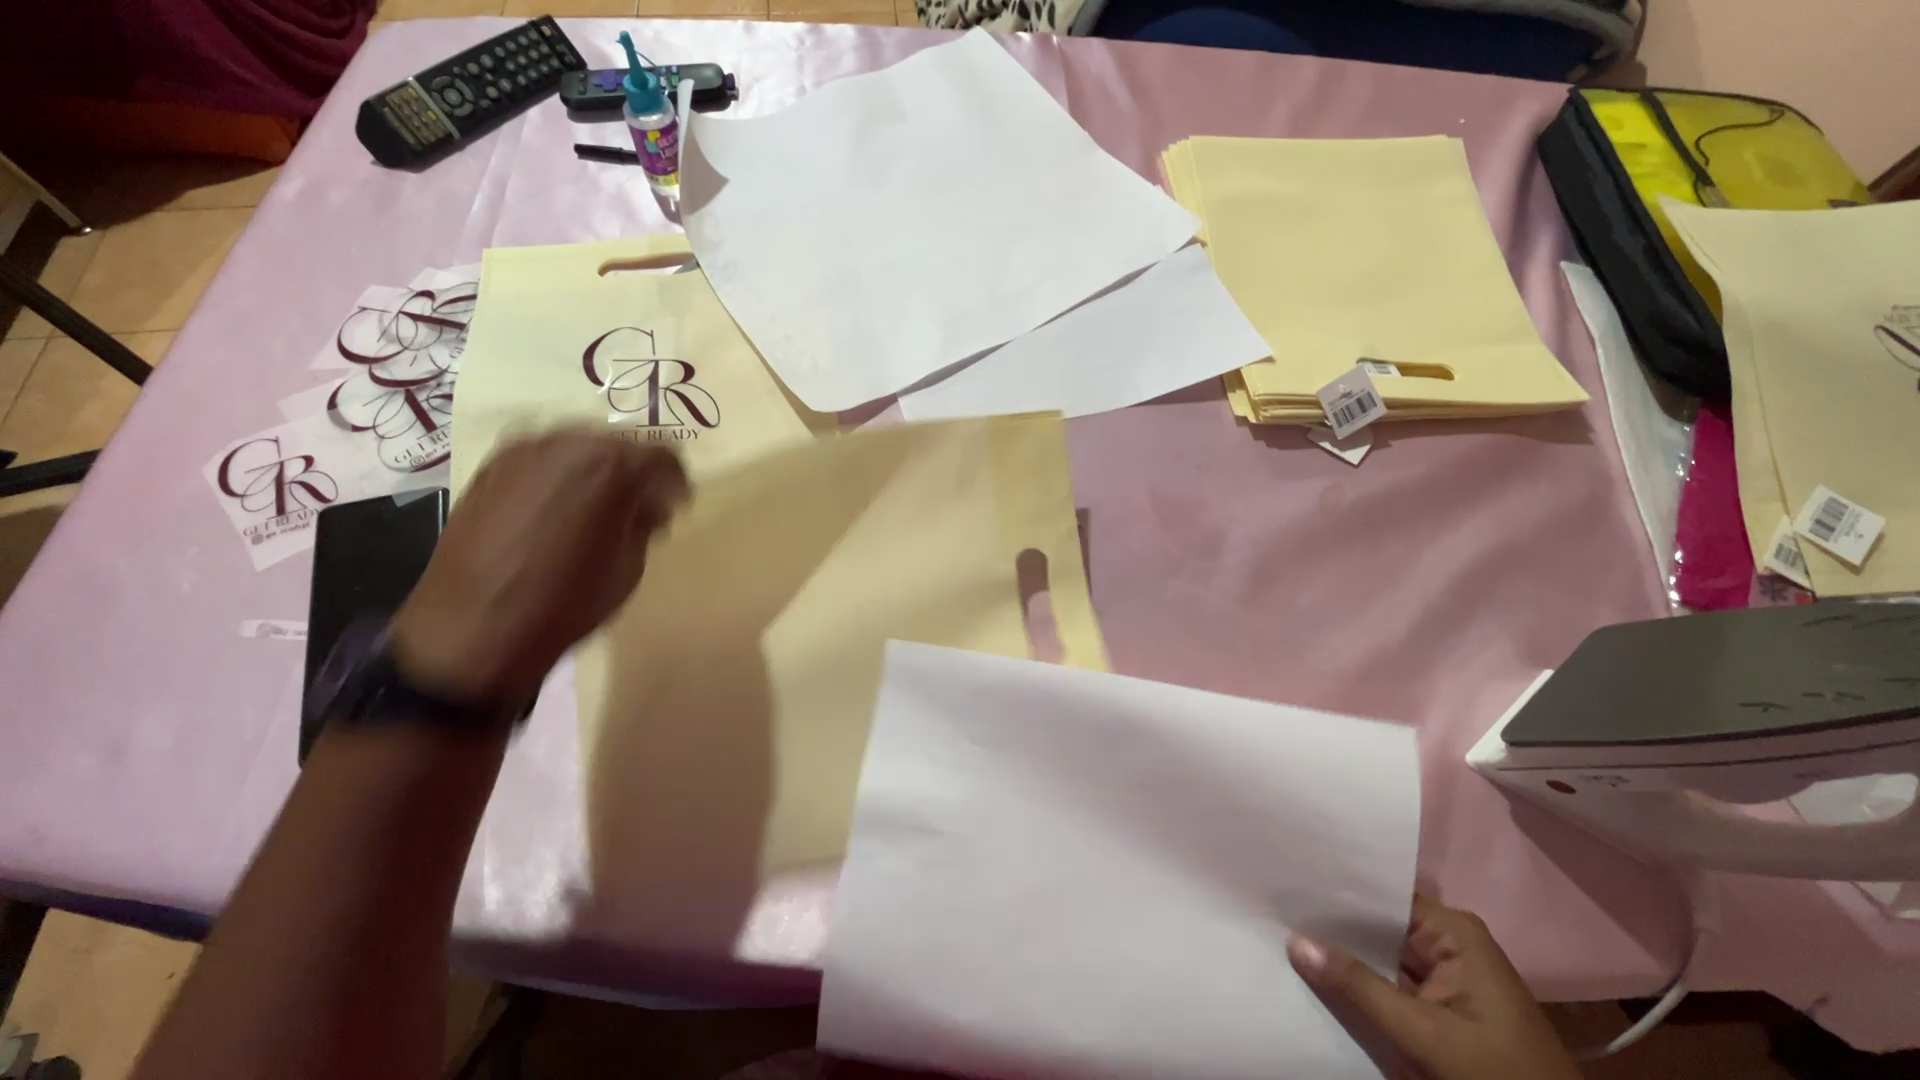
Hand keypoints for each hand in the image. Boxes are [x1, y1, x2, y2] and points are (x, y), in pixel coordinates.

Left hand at [391, 431, 689, 704]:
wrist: (474, 625)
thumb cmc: (567, 601)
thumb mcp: (629, 566)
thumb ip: (643, 522)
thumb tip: (644, 506)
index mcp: (613, 465)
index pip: (662, 455)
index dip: (674, 484)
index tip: (673, 510)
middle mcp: (568, 442)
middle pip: (618, 444)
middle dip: (633, 474)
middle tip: (636, 510)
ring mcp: (524, 449)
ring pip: (577, 447)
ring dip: (594, 472)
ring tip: (593, 511)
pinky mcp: (492, 465)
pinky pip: (542, 460)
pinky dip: (559, 477)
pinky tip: (556, 511)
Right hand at [1289, 895, 1581, 1079]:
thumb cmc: (1496, 1072)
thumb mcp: (1425, 1032)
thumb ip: (1360, 987)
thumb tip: (1296, 941)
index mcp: (1455, 934)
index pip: (1383, 895)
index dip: (1335, 890)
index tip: (1286, 882)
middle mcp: (1449, 944)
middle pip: (1378, 923)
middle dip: (1331, 922)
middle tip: (1272, 907)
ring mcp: (1444, 977)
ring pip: (1379, 954)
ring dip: (1340, 953)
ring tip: (1280, 930)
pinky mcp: (1437, 1007)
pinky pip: (1388, 983)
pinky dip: (1357, 982)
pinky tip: (1314, 971)